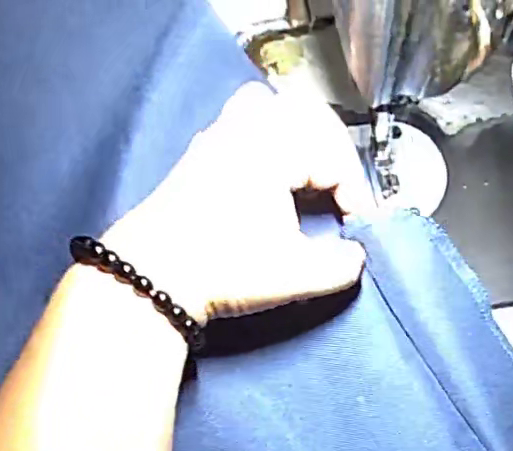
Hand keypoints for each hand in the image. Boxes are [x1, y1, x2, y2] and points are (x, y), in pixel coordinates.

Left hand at [100, 83, 373, 323]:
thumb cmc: (226, 270)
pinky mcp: (203, 154)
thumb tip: (357, 256)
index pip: (334, 153)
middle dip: (337, 159)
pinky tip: (277, 187)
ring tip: (313, 185)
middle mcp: (245, 128)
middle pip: (308, 116)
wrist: (154, 277)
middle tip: (344, 200)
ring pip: (274, 111)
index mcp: (272, 147)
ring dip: (304, 144)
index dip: (357, 192)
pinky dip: (275, 146)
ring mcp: (219, 136)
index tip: (358, 229)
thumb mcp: (296, 276)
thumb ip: (340, 266)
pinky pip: (248, 125)